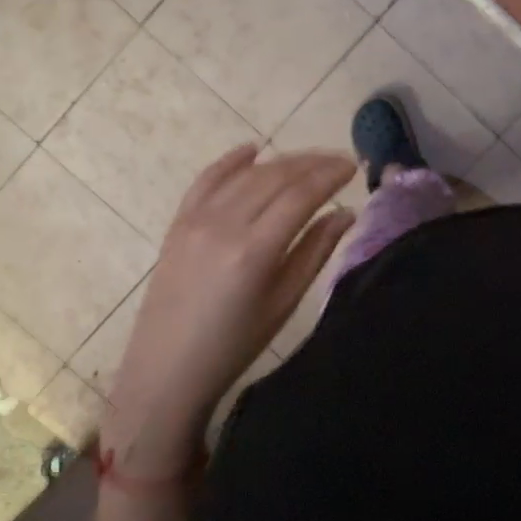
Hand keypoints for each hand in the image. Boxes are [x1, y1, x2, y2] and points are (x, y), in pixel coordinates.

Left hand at [102, 145, 355, 479]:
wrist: (166, 370)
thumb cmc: (235, 345)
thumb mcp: (284, 302)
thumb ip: (315, 252)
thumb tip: (345, 212)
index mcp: (254, 251)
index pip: (301, 195)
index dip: (330, 175)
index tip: (353, 166)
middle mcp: (224, 225)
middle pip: (275, 177)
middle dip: (312, 164)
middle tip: (339, 161)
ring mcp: (196, 221)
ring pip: (246, 175)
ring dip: (281, 162)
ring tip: (309, 161)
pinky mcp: (178, 224)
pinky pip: (206, 180)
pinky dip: (231, 162)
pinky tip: (252, 151)